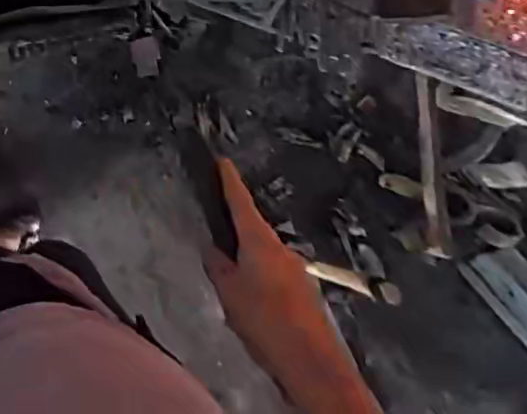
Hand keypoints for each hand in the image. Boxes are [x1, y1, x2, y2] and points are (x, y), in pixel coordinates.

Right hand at [202, 157, 325, 354]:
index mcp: (259, 240)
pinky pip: (275, 273)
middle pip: (253, 227)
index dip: (229, 179)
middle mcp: (280, 247)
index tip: (222, 160)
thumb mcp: (229, 293)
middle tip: (216, 228)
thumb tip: (212, 247)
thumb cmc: (266, 322)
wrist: (314, 366)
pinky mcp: (304, 291)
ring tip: (231, 277)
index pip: (240, 200)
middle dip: (236, 226)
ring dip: (248, 257)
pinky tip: (253, 300)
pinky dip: (261, 276)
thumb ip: (218, 266)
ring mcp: (296, 269)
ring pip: (264, 253)